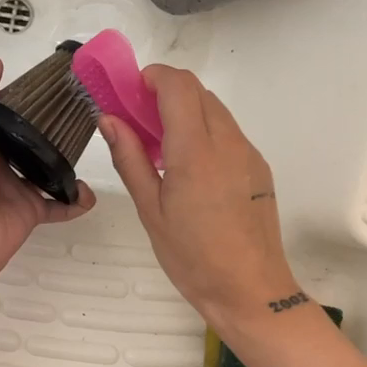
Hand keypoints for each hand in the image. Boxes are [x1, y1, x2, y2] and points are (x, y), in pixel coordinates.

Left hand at [0, 58, 95, 299]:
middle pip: (19, 141)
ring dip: (64, 164)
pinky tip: (88, 195)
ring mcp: (11, 189)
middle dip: (42, 129)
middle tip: (74, 113)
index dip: (2, 99)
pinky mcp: (28, 213)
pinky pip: (57, 205)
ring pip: (42, 171)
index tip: (32, 88)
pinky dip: (74, 201)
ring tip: (87, 149)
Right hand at [101, 65, 301, 330]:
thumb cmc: (191, 256)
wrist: (249, 289)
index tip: (126, 92)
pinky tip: (182, 166)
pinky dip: (200, 131)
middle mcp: (228, 143)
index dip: (151, 78)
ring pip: (214, 110)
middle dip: (163, 92)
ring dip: (182, 111)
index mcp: (196, 152)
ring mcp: (248, 154)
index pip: (179, 87)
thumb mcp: (150, 209)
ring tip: (154, 145)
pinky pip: (226, 133)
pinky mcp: (257, 168)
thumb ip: (130, 158)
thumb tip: (109, 119)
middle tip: (133, 119)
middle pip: (198, 92)